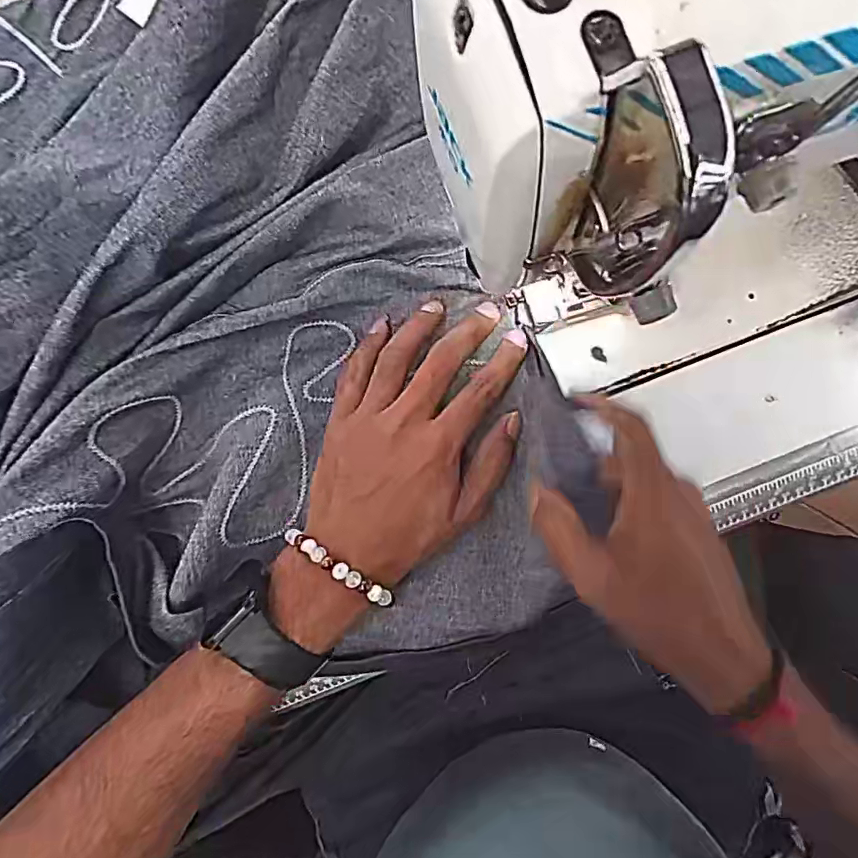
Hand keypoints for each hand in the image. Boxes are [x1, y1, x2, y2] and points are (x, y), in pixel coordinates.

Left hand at [277, 298, 526, 639]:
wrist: (345, 552)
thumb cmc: (406, 536)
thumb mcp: (462, 513)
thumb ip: (490, 465)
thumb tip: (511, 422)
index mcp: (437, 446)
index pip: (479, 392)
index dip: (502, 362)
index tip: (516, 340)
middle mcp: (403, 423)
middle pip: (440, 364)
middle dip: (467, 332)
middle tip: (485, 311)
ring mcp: (368, 418)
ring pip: (395, 358)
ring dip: (418, 327)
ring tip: (436, 305)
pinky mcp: (341, 420)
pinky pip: (354, 373)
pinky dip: (367, 345)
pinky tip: (381, 325)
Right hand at [529, 398, 776, 714]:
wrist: (721, 650)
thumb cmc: (663, 614)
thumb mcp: (593, 576)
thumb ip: (559, 528)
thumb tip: (539, 494)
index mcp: (653, 493)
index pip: (632, 427)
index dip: (604, 407)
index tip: (581, 401)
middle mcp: (678, 493)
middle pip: (634, 455)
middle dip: (597, 463)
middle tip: (570, 483)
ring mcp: (693, 510)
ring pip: (647, 478)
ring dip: (615, 487)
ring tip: (590, 519)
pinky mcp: (699, 528)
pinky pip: (661, 498)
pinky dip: (634, 502)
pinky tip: (618, 539)